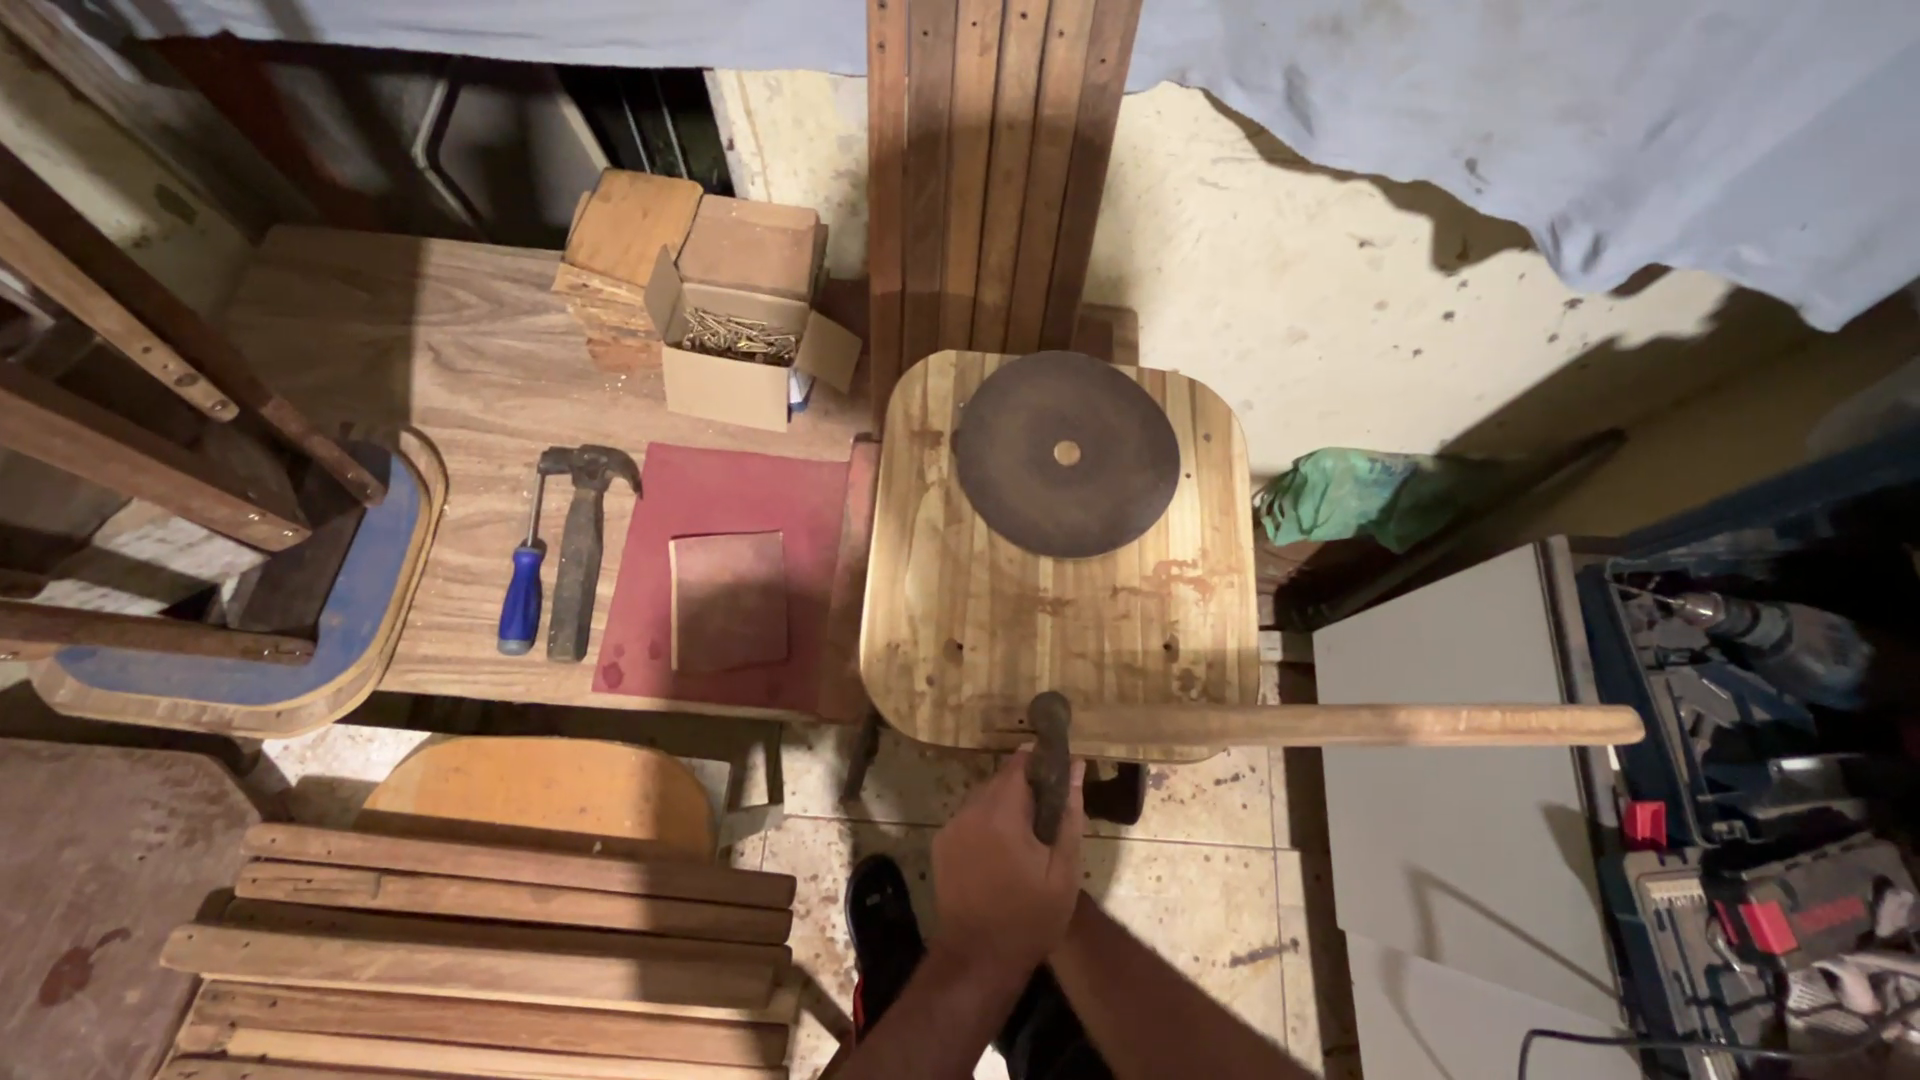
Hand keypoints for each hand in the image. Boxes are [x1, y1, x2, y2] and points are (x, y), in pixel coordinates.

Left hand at [930, 749, 1086, 975]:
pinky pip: (970, 818)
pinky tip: (1003, 850)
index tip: (1060, 772)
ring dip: (1006, 805)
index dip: (1041, 762)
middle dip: (1025, 787)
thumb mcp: (1063, 870)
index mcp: (1001, 814)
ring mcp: (951, 828)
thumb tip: (1076, 768)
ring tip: (1029, 835)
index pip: (1019, 764)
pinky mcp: (942, 845)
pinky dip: (988, 823)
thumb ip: (1068, 813)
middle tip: (1050, 812)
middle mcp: (970, 812)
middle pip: (1000, 780)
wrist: (978, 960)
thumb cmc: (1030, 918)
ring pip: (983, 798)